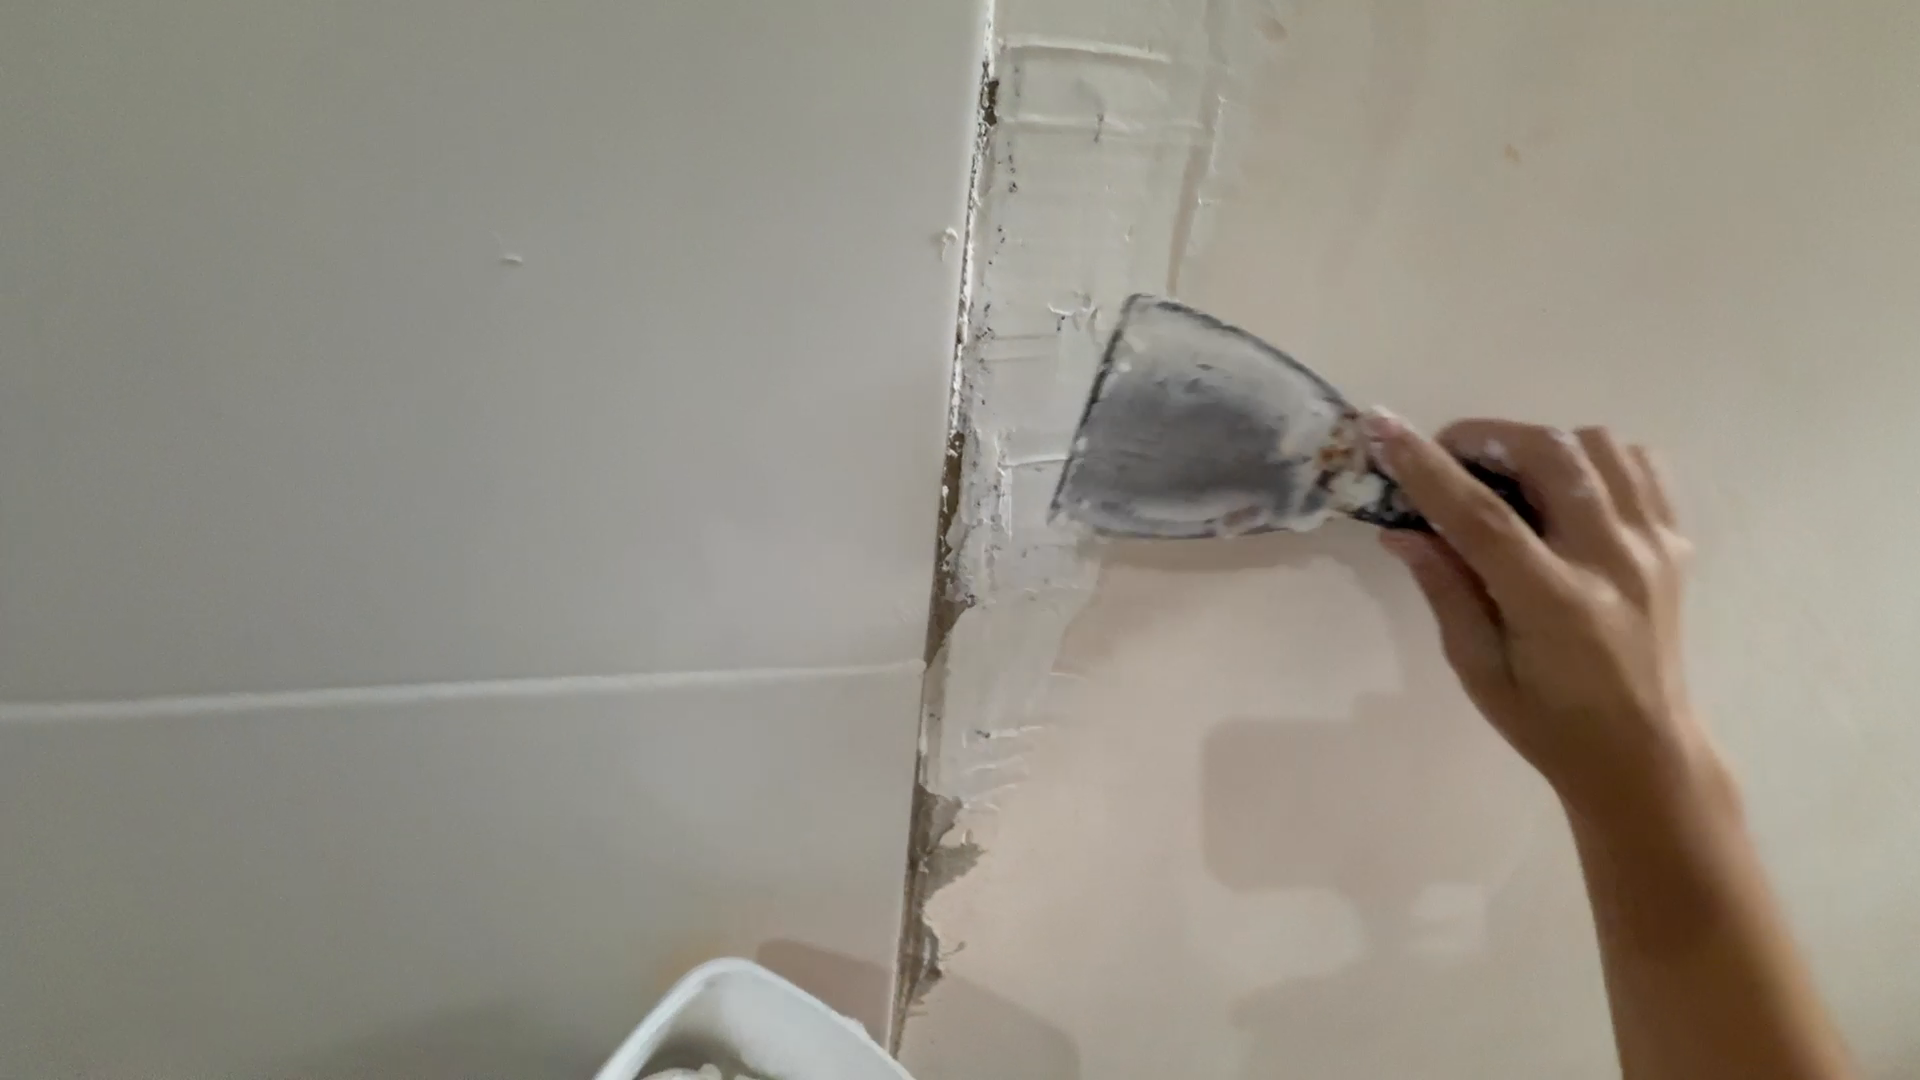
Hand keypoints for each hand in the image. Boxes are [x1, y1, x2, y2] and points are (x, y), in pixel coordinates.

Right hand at [1362, 412, 1721, 826]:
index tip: (1381, 427)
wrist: (1643, 751)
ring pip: (1599, 446)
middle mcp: (1614, 561)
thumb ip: (1443, 587)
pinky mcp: (1673, 543)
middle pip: (1552, 456)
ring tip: (1495, 470)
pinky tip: (1553, 483)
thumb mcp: (1473, 663)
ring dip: (1534, 442)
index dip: (1425, 468)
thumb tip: (1400, 530)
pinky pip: (1636, 464)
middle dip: (1482, 438)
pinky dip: (1586, 455)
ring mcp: (1654, 546)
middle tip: (1441, 457)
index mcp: (1555, 602)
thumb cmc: (1542, 719)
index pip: (1481, 515)